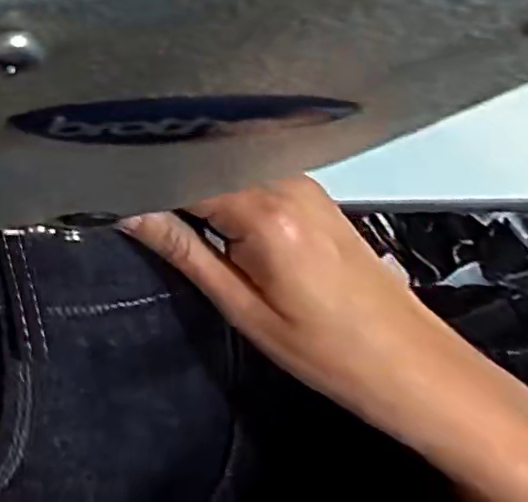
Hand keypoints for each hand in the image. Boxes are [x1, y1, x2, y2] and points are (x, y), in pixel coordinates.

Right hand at [122, 176, 527, 501]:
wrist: (422, 372)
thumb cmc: (333, 353)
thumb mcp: (244, 309)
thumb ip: (181, 250)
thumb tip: (127, 211)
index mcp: (264, 212)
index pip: (181, 171)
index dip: (140, 173)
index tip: (104, 175)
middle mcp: (284, 181)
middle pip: (202, 155)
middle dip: (161, 165)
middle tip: (120, 178)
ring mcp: (300, 180)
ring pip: (223, 159)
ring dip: (189, 171)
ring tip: (154, 188)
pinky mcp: (309, 189)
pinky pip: (247, 168)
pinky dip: (218, 179)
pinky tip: (202, 199)